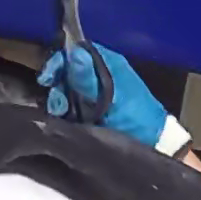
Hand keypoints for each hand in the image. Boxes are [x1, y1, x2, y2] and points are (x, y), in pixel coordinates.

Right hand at [38, 42, 190, 155]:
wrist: (152, 148)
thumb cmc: (136, 119)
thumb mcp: (113, 98)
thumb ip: (91, 79)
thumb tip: (73, 54)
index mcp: (108, 66)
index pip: (78, 51)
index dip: (61, 60)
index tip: (48, 77)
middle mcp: (99, 75)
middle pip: (67, 70)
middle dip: (58, 84)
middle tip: (57, 102)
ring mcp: (94, 94)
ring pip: (65, 88)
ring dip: (59, 100)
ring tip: (63, 114)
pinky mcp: (90, 111)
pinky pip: (68, 105)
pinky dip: (63, 111)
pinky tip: (64, 120)